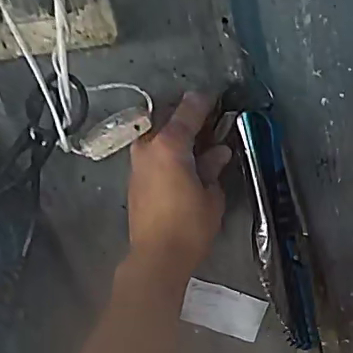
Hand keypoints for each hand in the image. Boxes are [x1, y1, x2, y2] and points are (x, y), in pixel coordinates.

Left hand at [125, 90, 231, 282]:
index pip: (188, 113)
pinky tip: (184, 163)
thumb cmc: (189, 228)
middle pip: (168, 120)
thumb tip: (217, 153)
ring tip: (199, 144)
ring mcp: (138, 162)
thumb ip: (213, 169)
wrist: (157, 255)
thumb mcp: (211, 198)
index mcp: (170, 146)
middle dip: (188, 118)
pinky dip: (169, 152)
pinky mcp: (135, 179)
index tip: (215, 97)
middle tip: (210, 123)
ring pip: (158, 137)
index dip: (203, 103)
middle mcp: (149, 147)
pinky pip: (154, 154)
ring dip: (177, 137)